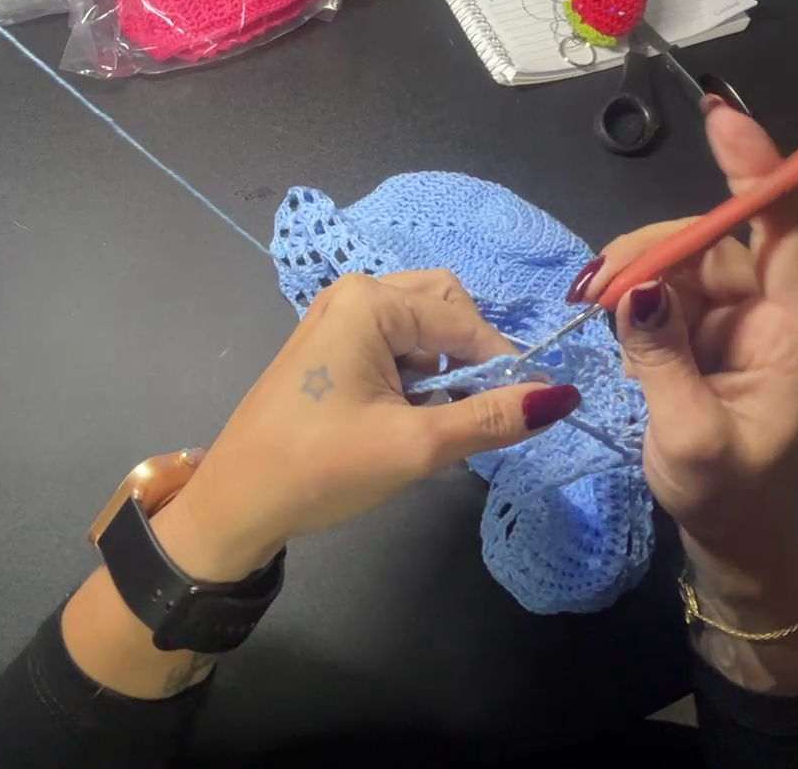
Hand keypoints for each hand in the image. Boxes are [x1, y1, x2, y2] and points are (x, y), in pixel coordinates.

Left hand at [154, 271, 581, 582]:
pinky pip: (391, 340)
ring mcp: (335, 316)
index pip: (463, 320)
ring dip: (443, 364)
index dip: (503, 363)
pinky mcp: (328, 344)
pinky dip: (415, 370)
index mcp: (370, 302)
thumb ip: (490, 417)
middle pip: (442, 305)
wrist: (235, 503)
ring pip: (419, 324)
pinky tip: (410, 411)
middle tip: (477, 409)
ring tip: (439, 417)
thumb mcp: (414, 445)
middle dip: (469, 354)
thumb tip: (562, 396)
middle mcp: (352, 294)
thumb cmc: (321, 468)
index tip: (530, 408)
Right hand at [569, 104, 797, 565]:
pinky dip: (629, 292)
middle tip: (601, 289)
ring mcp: (726, 321)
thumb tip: (636, 285)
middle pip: (714, 242)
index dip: (762, 172)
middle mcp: (763, 314)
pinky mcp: (693, 333)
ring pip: (678, 261)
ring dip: (634, 270)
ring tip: (595, 305)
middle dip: (656, 250)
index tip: (723, 120)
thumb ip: (664, 359)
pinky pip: (659, 289)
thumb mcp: (692, 437)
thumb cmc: (728, 496)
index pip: (787, 233)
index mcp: (792, 334)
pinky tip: (604, 310)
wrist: (728, 536)